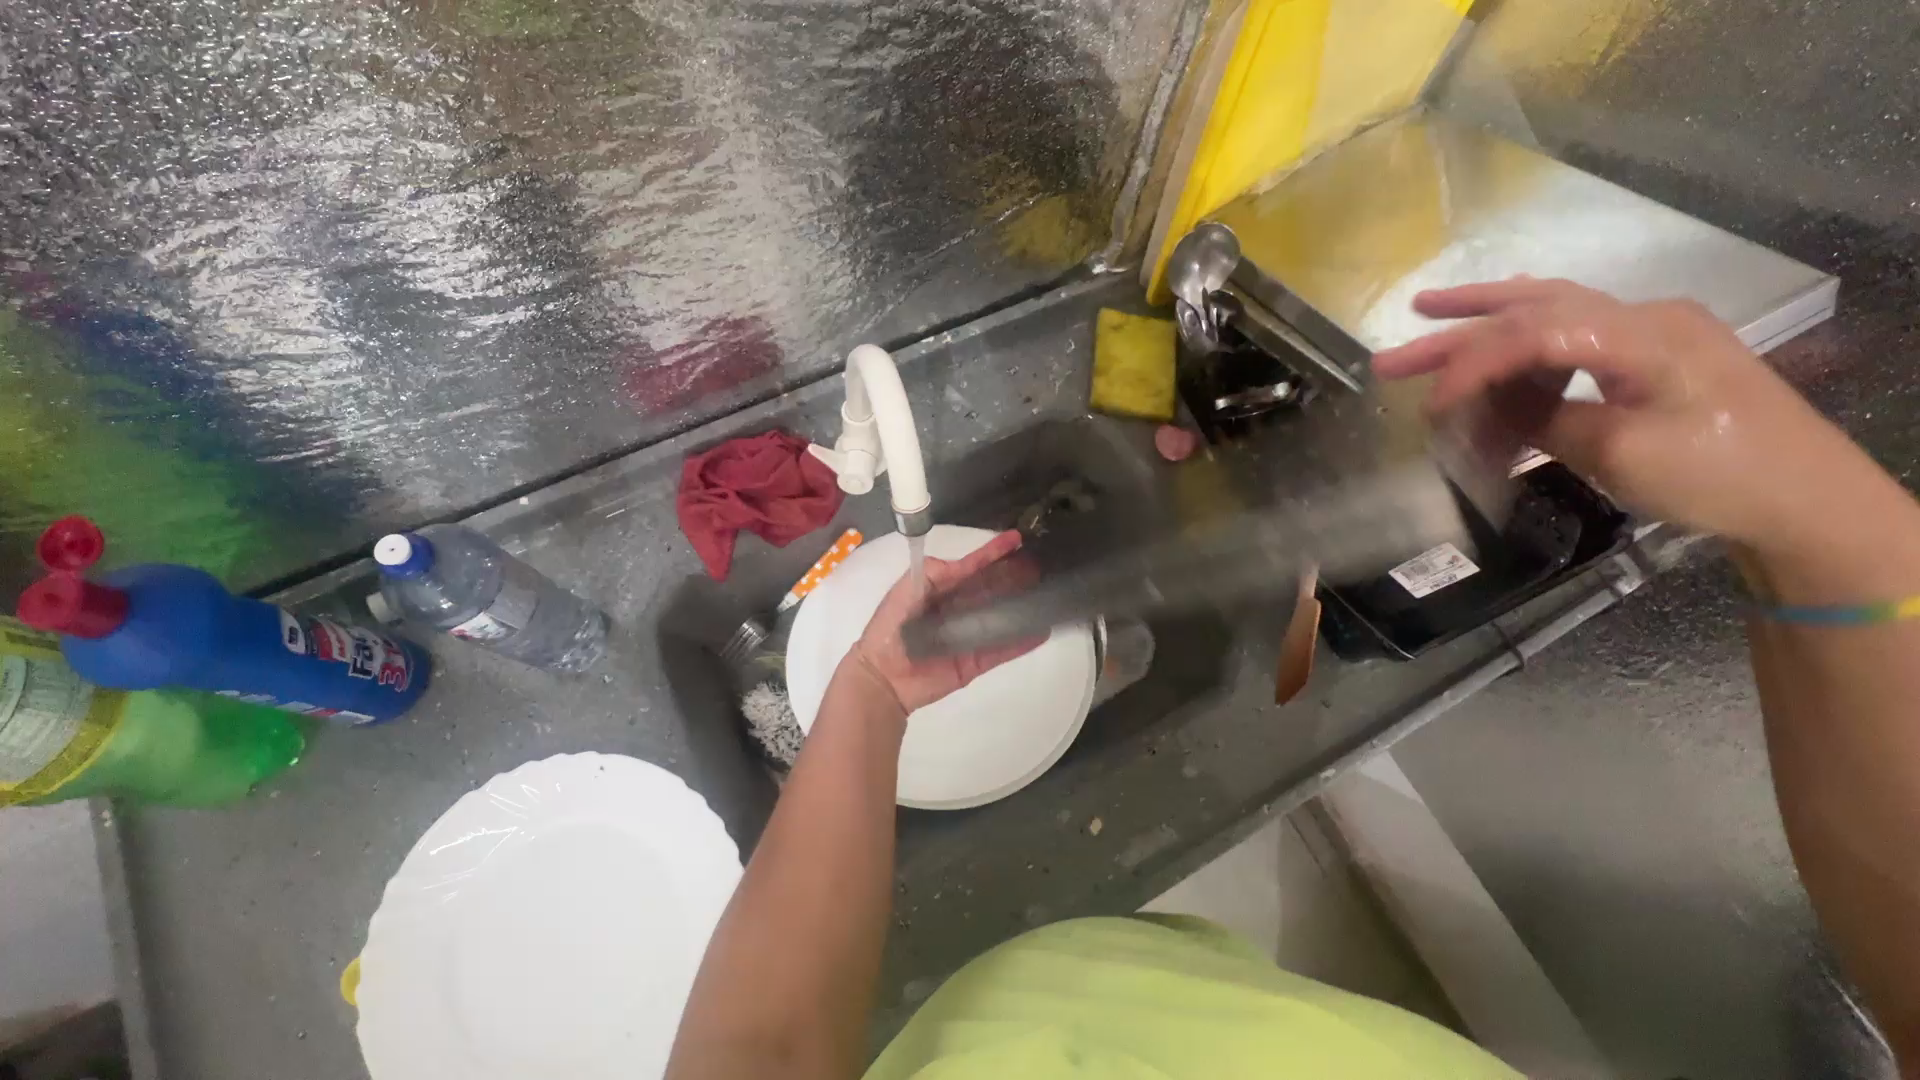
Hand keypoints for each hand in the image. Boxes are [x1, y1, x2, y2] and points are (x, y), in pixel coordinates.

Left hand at [841, 530, 1042, 715]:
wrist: (882, 675)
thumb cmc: (890, 629)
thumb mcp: (906, 590)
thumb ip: (933, 573)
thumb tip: (961, 563)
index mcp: (941, 591)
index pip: (972, 568)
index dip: (992, 553)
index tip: (1015, 539)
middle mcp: (958, 610)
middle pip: (991, 590)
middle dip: (1013, 577)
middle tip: (1038, 566)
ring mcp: (969, 637)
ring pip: (1000, 618)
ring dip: (1021, 605)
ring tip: (1045, 591)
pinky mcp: (974, 663)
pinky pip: (1001, 651)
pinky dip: (1021, 642)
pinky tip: (1041, 630)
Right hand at [1372, 277, 1878, 553]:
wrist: (1809, 503)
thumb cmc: (1721, 476)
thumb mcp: (1623, 455)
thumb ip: (1548, 422)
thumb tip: (1491, 413)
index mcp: (1644, 335)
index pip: (1533, 333)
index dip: (1471, 366)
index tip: (1430, 407)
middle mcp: (1645, 319)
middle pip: (1535, 307)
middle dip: (1458, 326)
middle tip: (1394, 351)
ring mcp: (1651, 336)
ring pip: (1551, 315)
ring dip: (1485, 326)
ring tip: (1425, 328)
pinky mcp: (1651, 362)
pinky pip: (1572, 344)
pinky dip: (1523, 355)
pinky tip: (1494, 361)